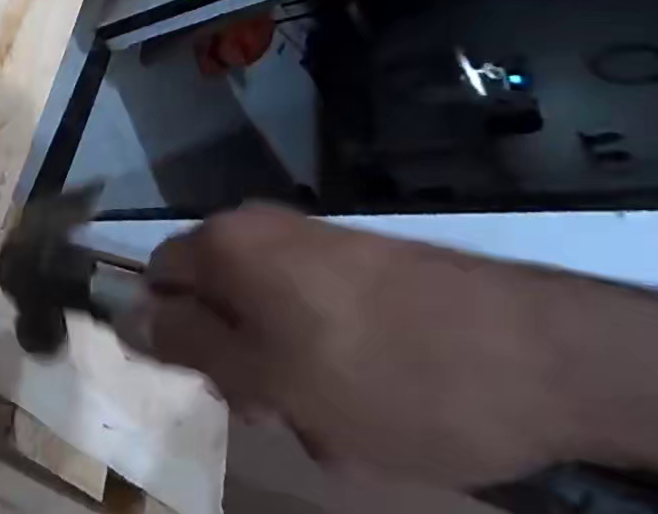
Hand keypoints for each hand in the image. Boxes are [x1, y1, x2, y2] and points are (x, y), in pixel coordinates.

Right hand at [131, 203, 576, 487]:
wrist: (532, 354)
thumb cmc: (378, 372)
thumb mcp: (265, 374)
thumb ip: (187, 341)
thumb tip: (125, 311)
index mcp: (230, 242)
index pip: (159, 273)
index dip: (166, 330)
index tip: (200, 385)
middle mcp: (266, 231)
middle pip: (216, 300)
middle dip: (236, 366)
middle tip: (275, 413)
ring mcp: (319, 248)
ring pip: (269, 323)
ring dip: (285, 379)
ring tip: (333, 426)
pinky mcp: (363, 271)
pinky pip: (316, 322)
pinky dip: (326, 370)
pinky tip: (369, 413)